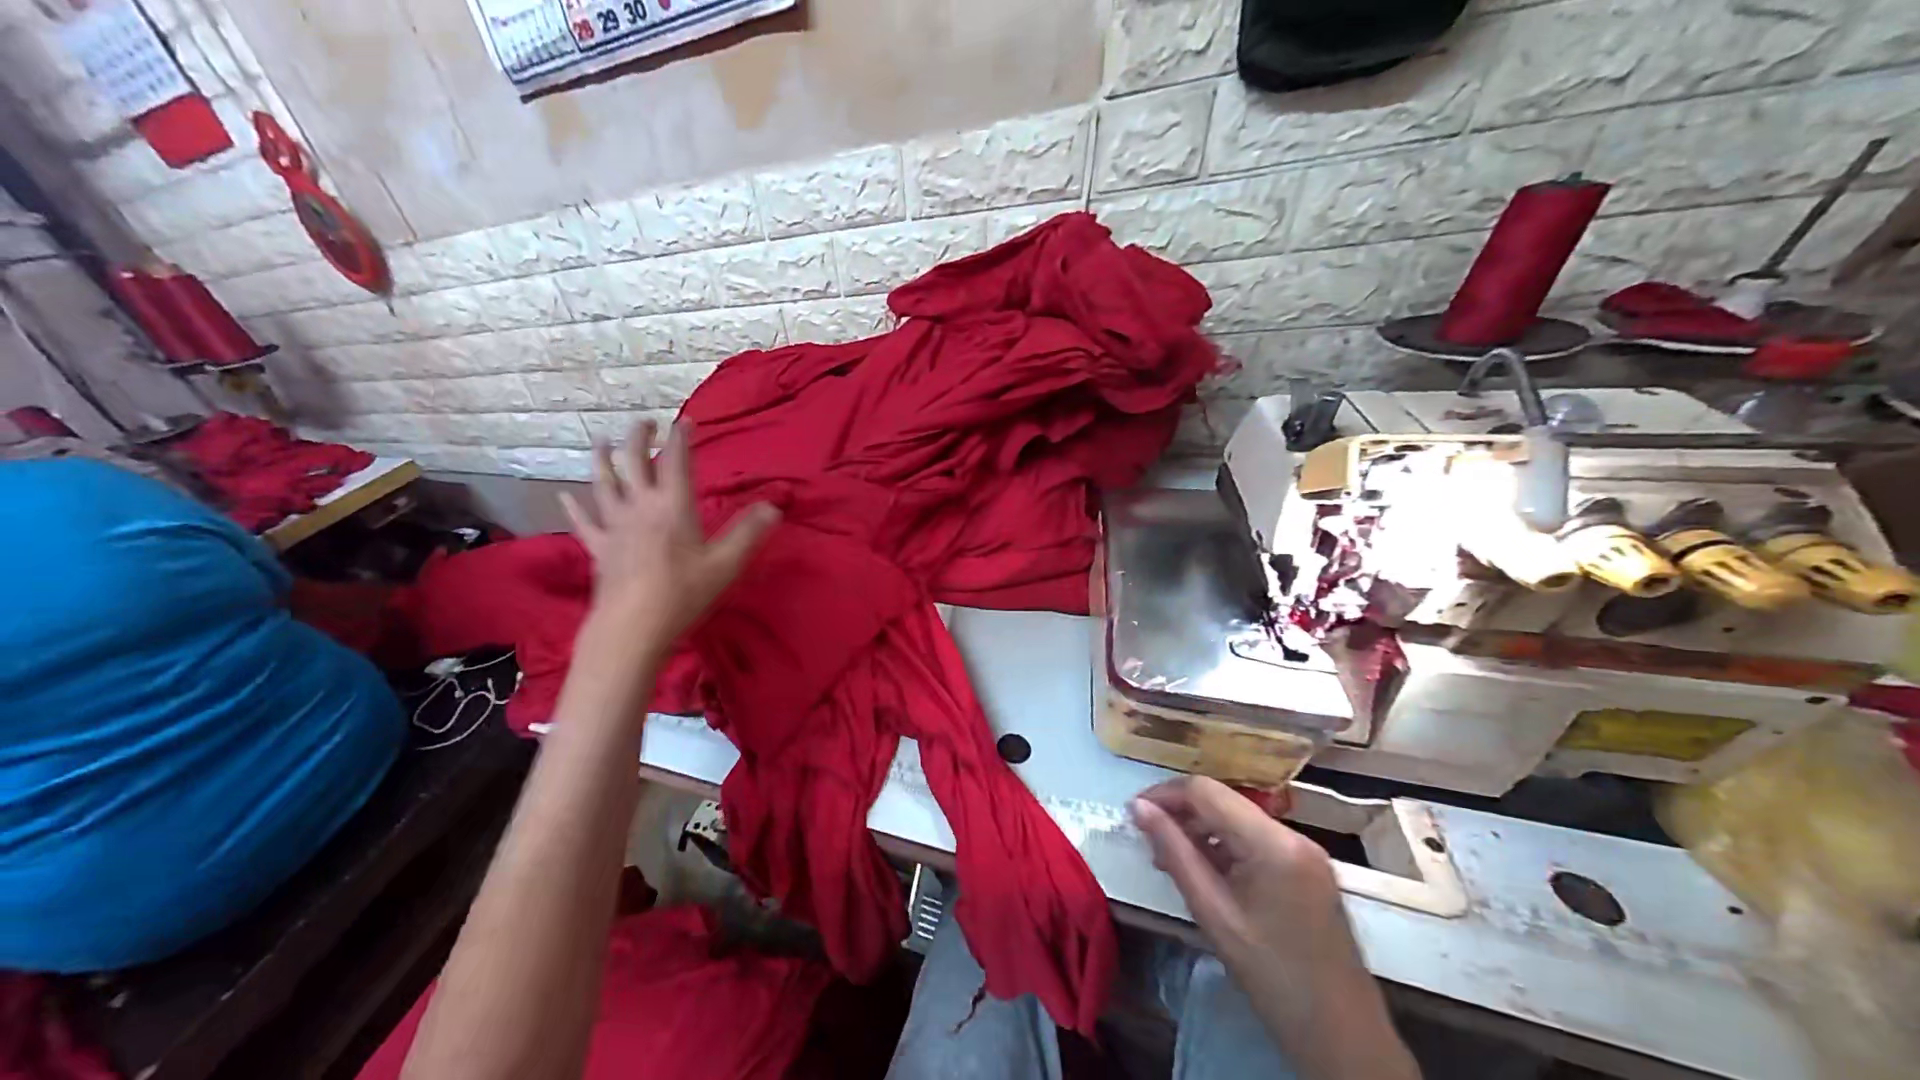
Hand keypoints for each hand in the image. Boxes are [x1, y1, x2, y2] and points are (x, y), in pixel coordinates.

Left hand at [560, 420, 777, 647]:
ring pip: (603, 483)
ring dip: (602, 460)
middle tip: (645, 422)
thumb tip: (774, 507)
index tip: (686, 422)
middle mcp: (640, 506)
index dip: (681, 437)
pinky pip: (584, 521)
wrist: (632, 626)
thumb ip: (749, 533)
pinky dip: (575, 507)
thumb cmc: (683, 593)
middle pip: (634, 462)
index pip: (676, 461)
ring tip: (600, 442)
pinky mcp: (599, 548)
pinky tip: (567, 496)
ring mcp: (614, 526)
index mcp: (673, 506)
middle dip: (639, 437)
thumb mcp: (725, 564)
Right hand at [1132, 777, 1417, 1079]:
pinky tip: (1205, 871)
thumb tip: (1138, 808)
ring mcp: (1305, 849)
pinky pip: (1256, 838)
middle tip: (1148, 840)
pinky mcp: (1308, 865)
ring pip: (1238, 818)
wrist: (1340, 1030)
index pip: (1206, 791)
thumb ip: (1173, 852)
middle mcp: (1292, 834)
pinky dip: (1225, 845)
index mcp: (1272, 842)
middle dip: (1181, 813)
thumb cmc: (1270, 975)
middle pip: (1223, 801)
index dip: (1164, 794)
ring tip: (1171, 859)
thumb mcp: (1211, 912)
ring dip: (1200, 829)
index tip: (1133, 812)